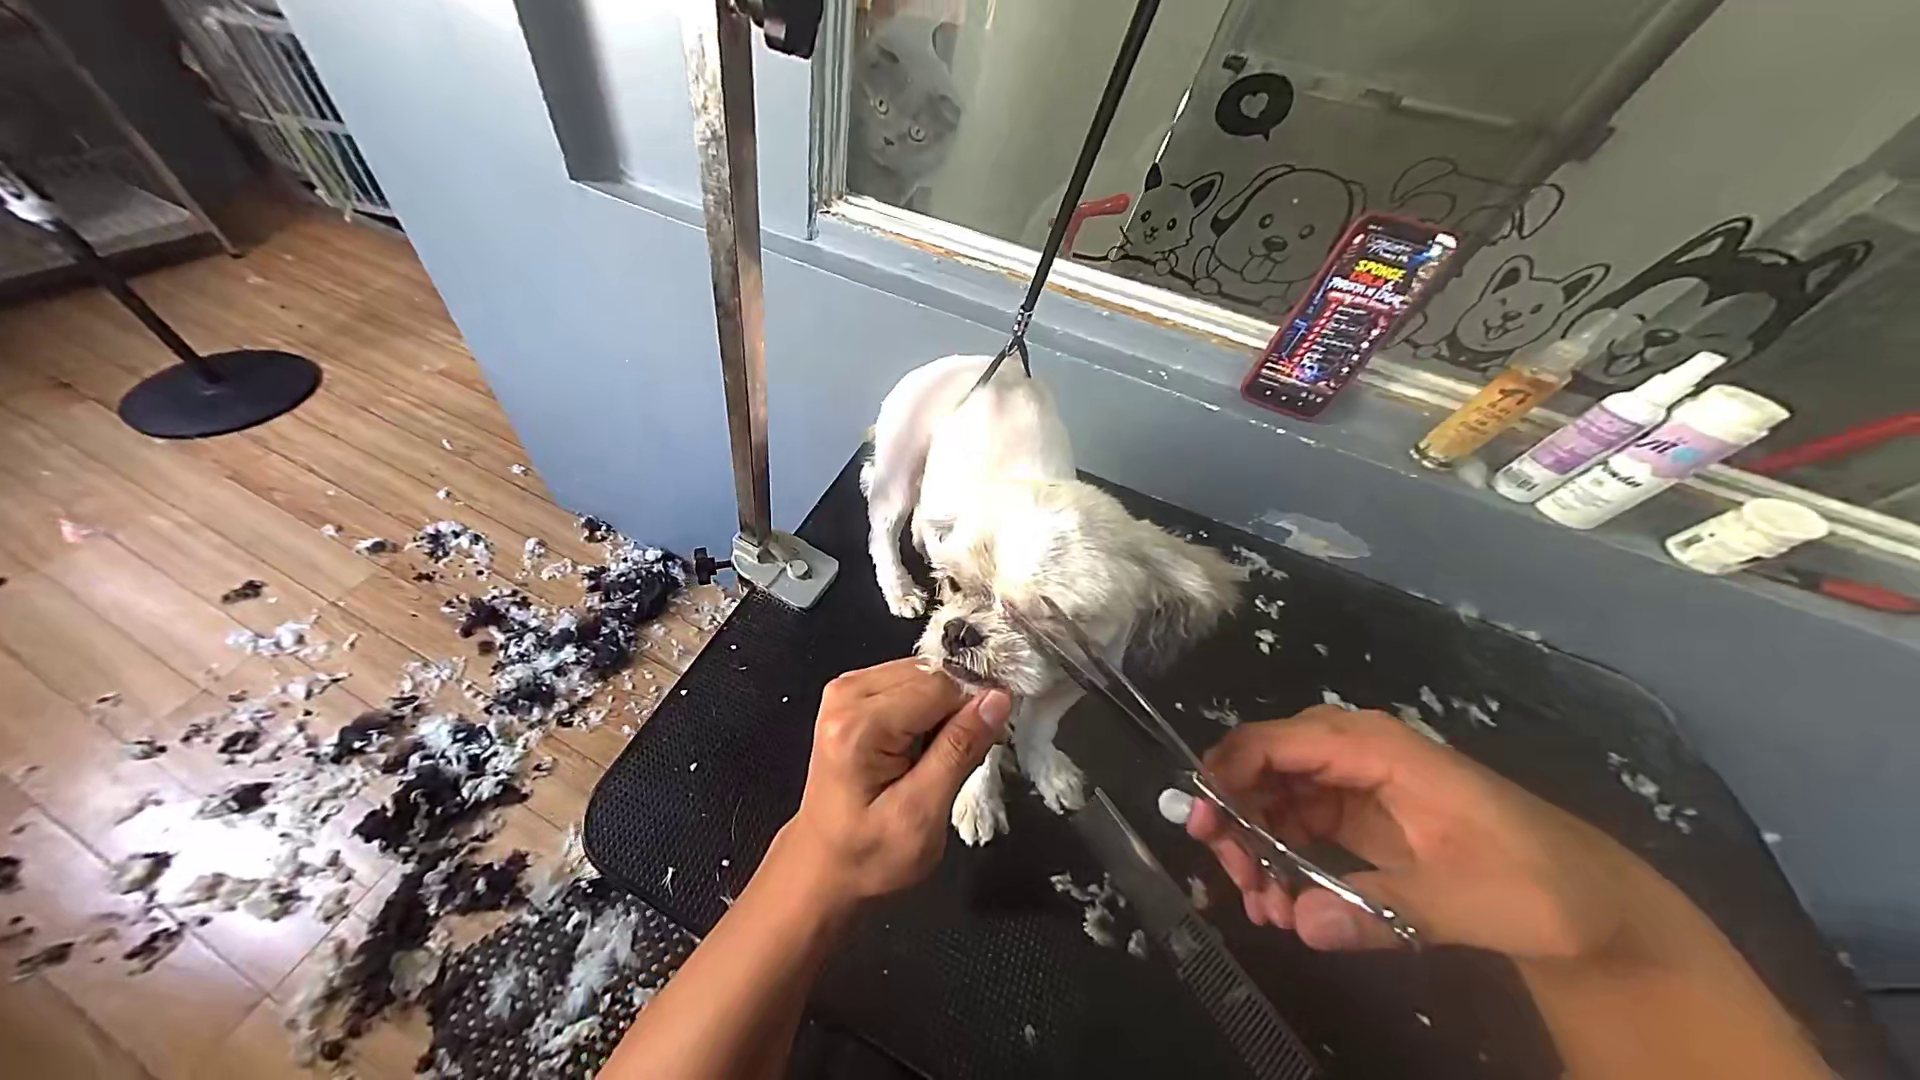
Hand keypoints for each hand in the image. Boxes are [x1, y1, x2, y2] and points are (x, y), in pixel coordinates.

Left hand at [771, 659, 1010, 910]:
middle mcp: (846, 693)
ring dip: (942, 706)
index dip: (972, 711)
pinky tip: (921, 739)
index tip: (982, 747)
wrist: (823, 866)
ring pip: (923, 672)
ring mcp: (845, 688)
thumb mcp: (922, 815)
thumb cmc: (870, 854)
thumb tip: (997, 698)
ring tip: (937, 752)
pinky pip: (908, 679)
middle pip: (931, 674)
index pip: (941, 686)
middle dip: (956, 707)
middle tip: (956, 757)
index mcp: (858, 726)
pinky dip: (926, 705)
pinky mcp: (850, 691)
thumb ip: (959, 751)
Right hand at [1189, 706, 1674, 961]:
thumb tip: (1300, 924)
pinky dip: (1274, 856)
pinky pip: (1289, 819)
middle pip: (1261, 763)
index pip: (1276, 743)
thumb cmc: (1543, 886)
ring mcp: (1347, 779)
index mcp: (1376, 746)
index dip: (1228, 774)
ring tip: (1261, 904)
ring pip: (1267, 793)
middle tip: (1233, 876)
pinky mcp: (1348, 810)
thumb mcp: (1472, 903)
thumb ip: (1385, 912)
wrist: (1593, 903)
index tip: (1202, 824)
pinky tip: (1280, 901)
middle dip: (1234, 815)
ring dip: (1251, 843)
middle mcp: (1350, 749)